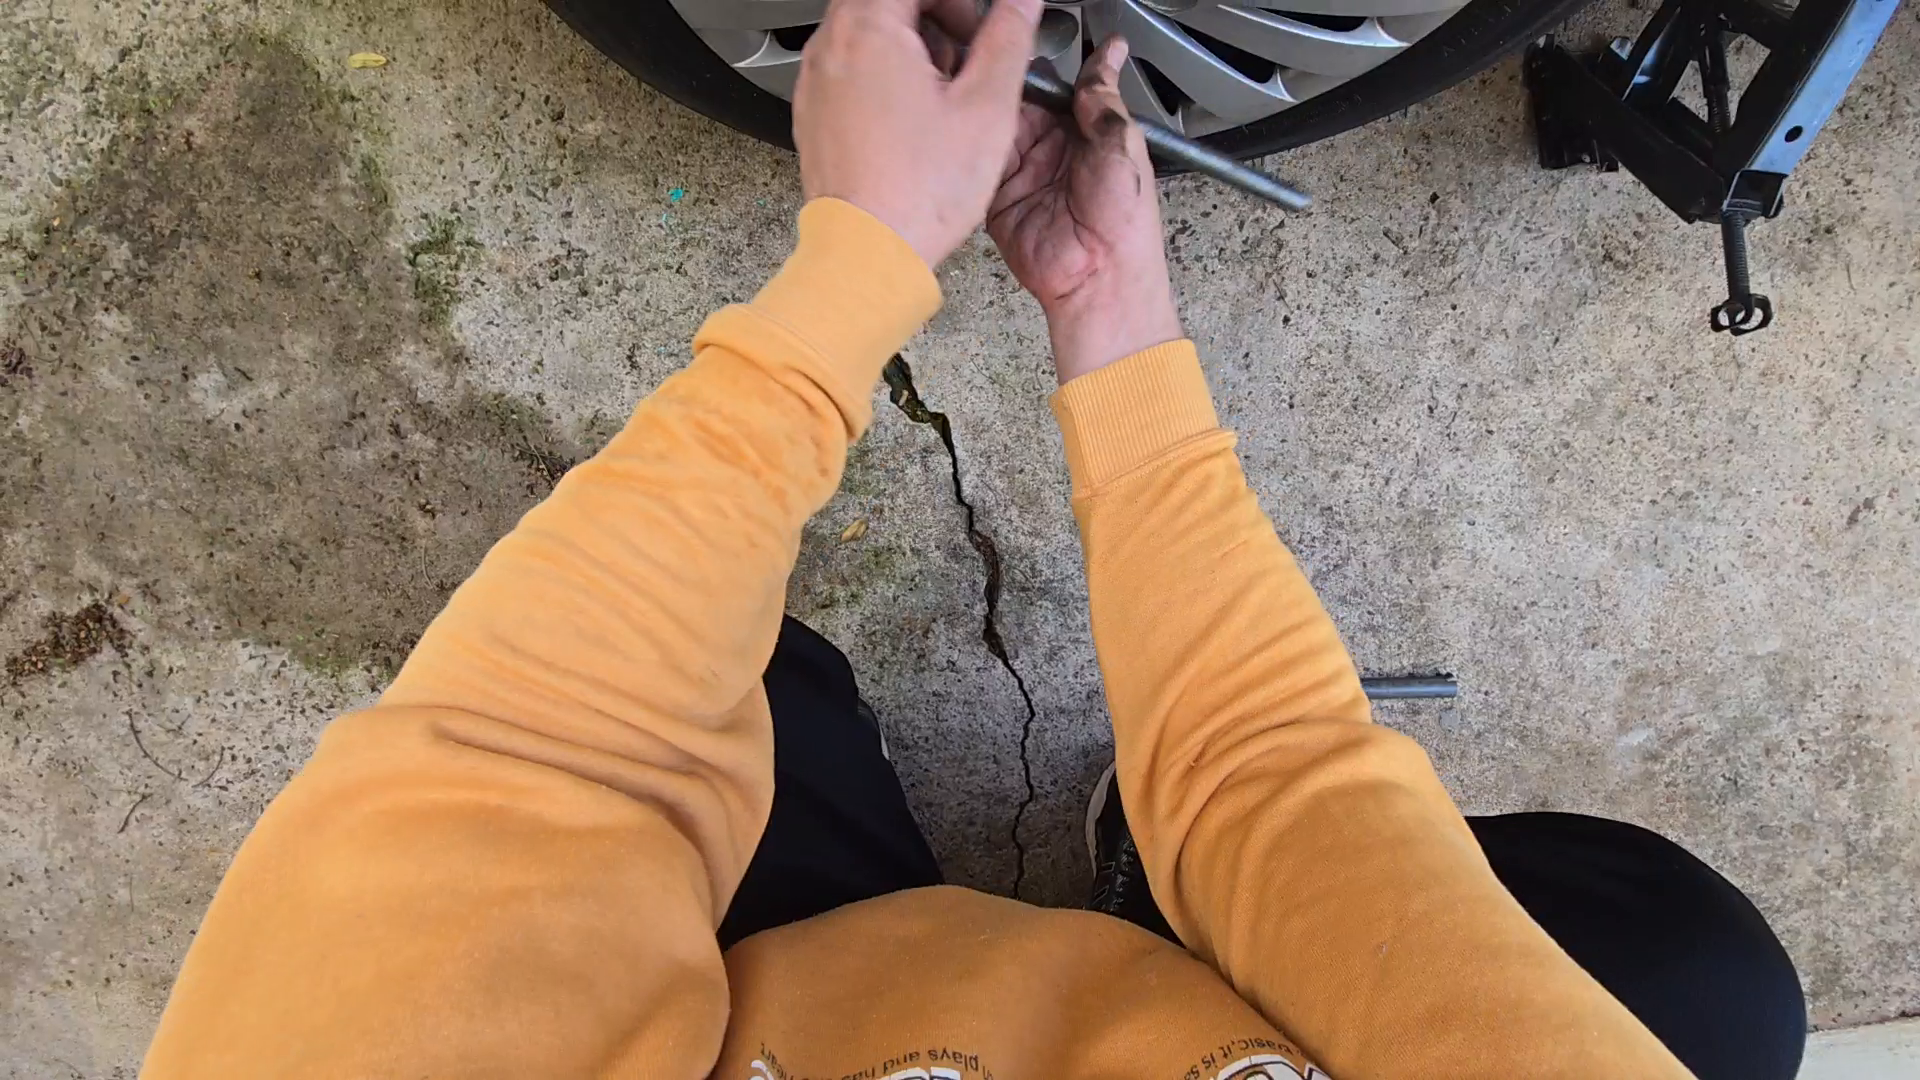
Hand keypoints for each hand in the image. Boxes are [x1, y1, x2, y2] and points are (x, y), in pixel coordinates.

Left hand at [794, 0, 1042, 267]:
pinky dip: (883, 86)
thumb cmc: (917, 196)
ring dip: (910, 54)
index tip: (980, 31)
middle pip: (889, 3)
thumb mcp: (987, 109)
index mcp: (869, 26)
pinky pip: (850, 79)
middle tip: (965, 67)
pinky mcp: (813, 121)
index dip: (960, 4)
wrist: (870, 257)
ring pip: (867, 38)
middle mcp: (830, 47)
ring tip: (939, 105)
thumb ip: (1008, 38)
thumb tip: (1020, 2)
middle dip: (935, 22)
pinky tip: (910, 129)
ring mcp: (815, 85)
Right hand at [986, 37, 1181, 383]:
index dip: (1034, 71)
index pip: (1051, 89)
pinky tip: (965, 135)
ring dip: (983, 118)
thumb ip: (1102, 98)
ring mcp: (1021, 178)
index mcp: (1083, 134)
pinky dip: (969, 154)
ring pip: (992, 133)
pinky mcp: (998, 204)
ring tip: (972, 97)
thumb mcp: (1121, 143)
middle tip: (987, 71)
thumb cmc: (1123, 222)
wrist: (1099, 278)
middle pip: (1015, 107)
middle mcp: (1050, 153)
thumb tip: (1107, 54)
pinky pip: (977, 172)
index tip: (1017, 51)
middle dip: (1002, 90)